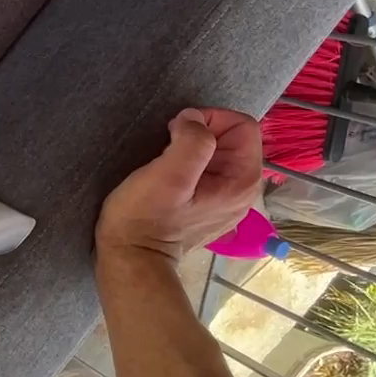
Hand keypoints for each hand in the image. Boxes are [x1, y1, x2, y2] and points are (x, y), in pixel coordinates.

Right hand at [97, 107, 261, 263]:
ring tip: (164, 163)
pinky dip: (189, 166)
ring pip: (219, 155)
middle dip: (199, 133)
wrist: (131, 258)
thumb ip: (191, 141)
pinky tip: (167, 179)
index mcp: (242, 180)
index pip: (243, 125)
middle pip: (233, 139)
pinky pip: (208, 172)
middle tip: (166, 148)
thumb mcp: (168, 175)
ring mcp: (228, 202)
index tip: (175, 131)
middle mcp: (244, 191)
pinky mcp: (210, 208)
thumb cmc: (145, 216)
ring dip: (191, 149)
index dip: (208, 118)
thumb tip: (193, 120)